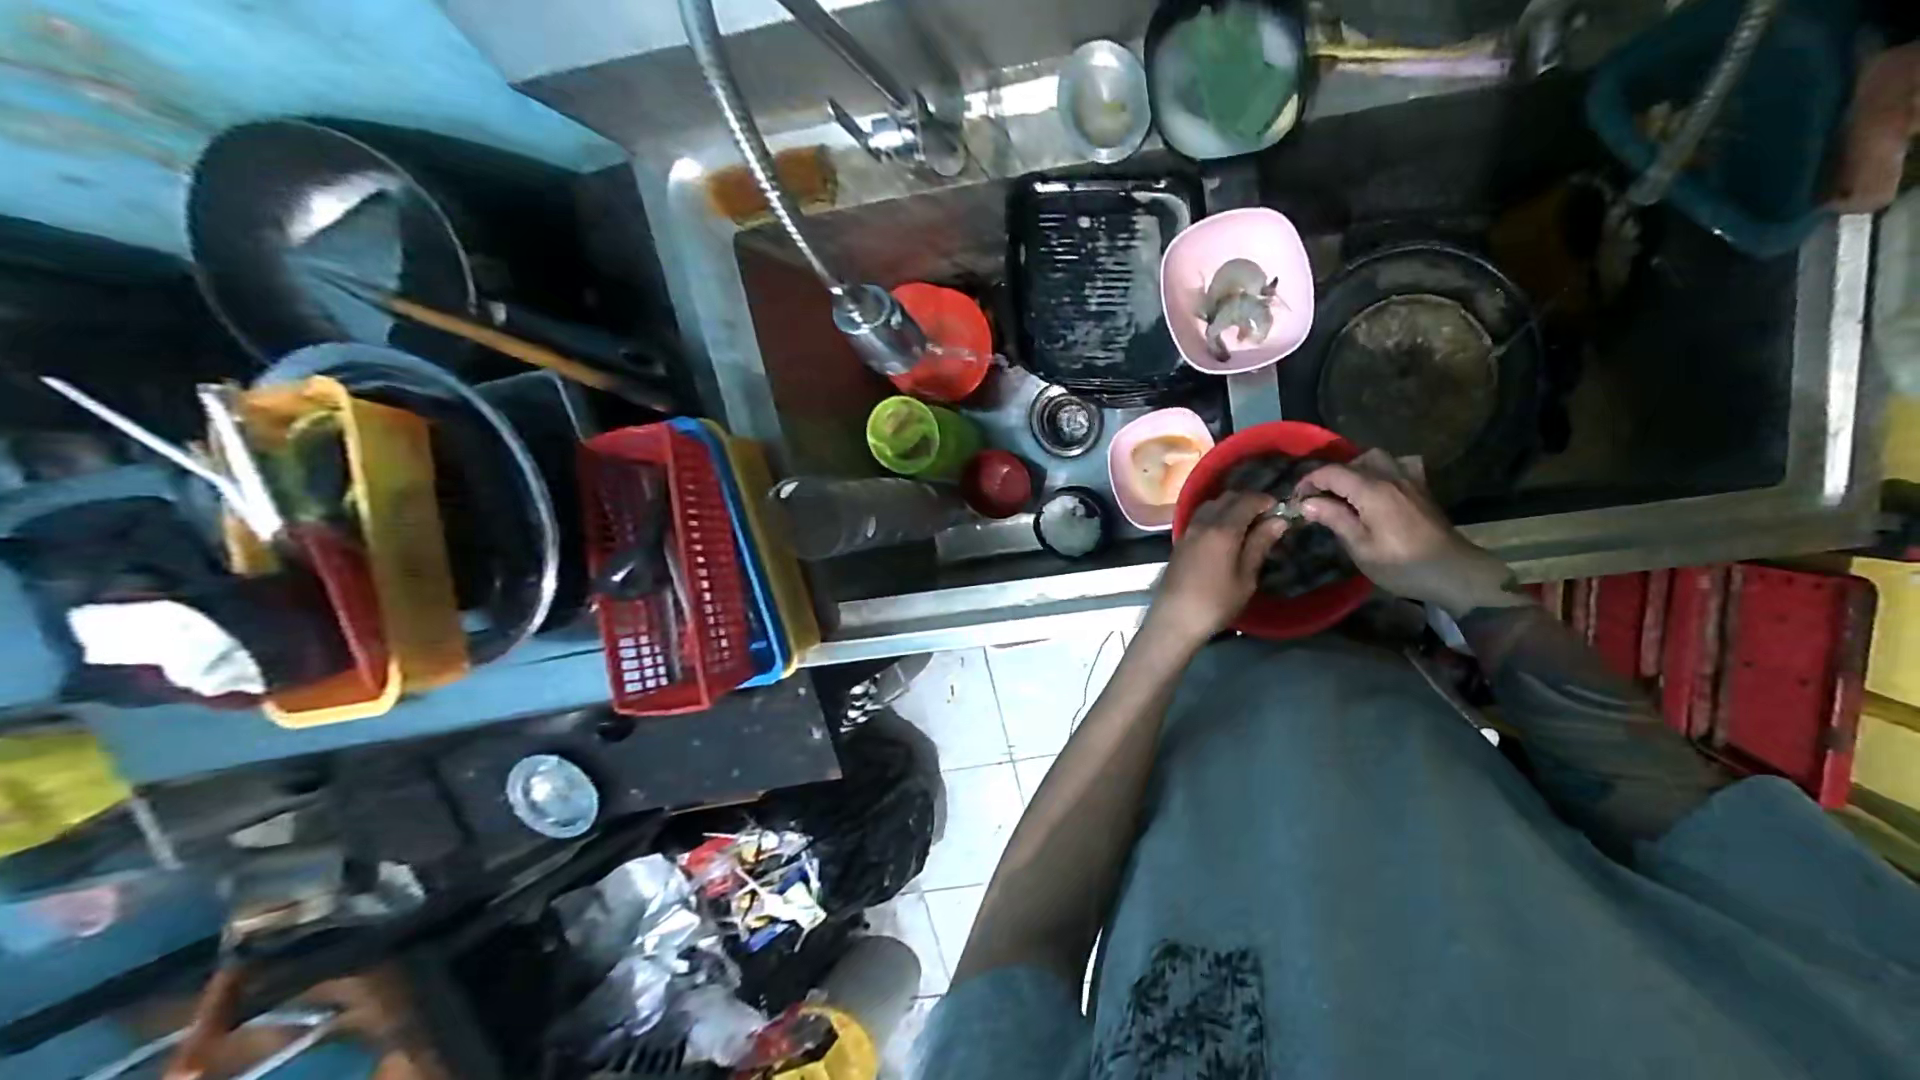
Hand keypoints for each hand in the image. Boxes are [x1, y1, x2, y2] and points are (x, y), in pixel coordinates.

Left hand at [1146, 492, 1290, 646]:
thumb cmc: (1216, 602)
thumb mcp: (1246, 577)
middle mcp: (1202, 523)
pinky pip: (1200, 518)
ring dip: (1230, 507)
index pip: (1246, 501)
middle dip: (1248, 501)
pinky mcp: (1180, 541)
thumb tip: (1277, 521)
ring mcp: (1187, 530)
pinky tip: (1225, 534)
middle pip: (1227, 498)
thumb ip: (1260, 544)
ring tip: (1246, 526)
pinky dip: (1216, 516)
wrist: (1175, 618)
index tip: (1279, 510)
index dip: (1265, 501)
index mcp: (1222, 529)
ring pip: (1211, 505)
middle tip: (1265, 518)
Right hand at [1295, 450, 1530, 617]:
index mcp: (1373, 491)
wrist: (1454, 573)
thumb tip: (1306, 503)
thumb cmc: (1401, 565)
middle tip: (1320, 498)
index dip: (1309, 482)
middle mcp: (1391, 478)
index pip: (1332, 473)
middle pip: (1354, 461)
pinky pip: (1400, 465)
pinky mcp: (1422, 490)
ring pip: (1378, 458)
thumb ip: (1333, 518)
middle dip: (1331, 475)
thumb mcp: (1360, 547)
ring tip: (1347, 492)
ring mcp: (1410, 482)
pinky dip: (1383, 470)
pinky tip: (1379, 487)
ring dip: (1357, 469)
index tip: (1297, 500)